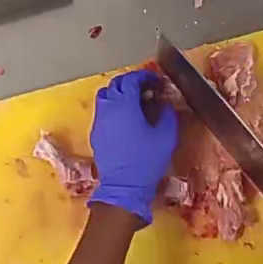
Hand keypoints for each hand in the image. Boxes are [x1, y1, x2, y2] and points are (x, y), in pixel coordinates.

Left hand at [88, 69, 178, 222]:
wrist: (124, 187)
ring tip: (134, 103)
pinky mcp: (96, 134)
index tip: (155, 80)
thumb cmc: (146, 161)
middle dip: (130, 82)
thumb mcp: (166, 136)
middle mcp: (108, 109)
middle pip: (115, 85)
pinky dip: (113, 108)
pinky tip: (126, 120)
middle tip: (146, 89)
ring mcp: (99, 122)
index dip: (144, 76)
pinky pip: (103, 113)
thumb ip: (166, 114)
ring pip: (105, 97)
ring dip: (119, 94)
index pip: (131, 80)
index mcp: (124, 104)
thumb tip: (164, 103)